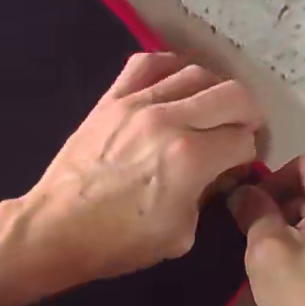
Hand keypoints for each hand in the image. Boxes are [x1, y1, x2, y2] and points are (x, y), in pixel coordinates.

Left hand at [15, 53, 262, 290]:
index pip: (243, 140)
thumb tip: (216, 174)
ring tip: (211, 111)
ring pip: (197, 73)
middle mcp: (169, 119)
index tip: (237, 168)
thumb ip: (206, 197)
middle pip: (233, 95)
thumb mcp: (180, 234)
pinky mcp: (110, 99)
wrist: (56, 228)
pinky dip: (171, 67)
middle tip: (240, 133)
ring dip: (215, 91)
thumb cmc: (118, 242)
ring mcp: (137, 103)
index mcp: (191, 158)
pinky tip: (176, 85)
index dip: (247, 156)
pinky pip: (148, 63)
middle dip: (248, 116)